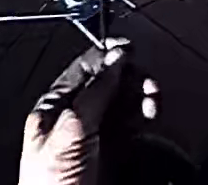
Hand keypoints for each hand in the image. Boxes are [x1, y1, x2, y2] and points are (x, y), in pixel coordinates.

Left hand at [19, 41, 156, 184]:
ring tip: (151, 102)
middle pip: (109, 84)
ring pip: (124, 103)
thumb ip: (95, 91)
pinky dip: (145, 115)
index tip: (129, 49)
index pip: (85, 68)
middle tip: (146, 81)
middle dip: (130, 77)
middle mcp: (76, 118)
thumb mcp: (72, 129)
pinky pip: (133, 126)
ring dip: (141, 95)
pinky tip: (150, 115)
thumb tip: (114, 59)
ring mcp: (97, 139)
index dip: (107, 55)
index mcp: (55, 107)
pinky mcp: (115, 158)